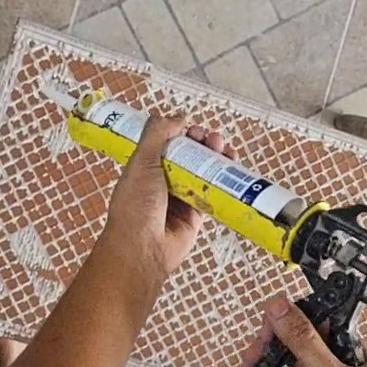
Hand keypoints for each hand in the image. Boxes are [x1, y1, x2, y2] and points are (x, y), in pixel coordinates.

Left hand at [97, 117, 223, 278]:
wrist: (142, 248)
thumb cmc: (135, 205)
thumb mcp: (141, 162)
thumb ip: (156, 135)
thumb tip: (176, 117)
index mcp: (144, 168)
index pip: (165, 144)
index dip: (180, 134)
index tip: (191, 128)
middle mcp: (161, 183)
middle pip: (187, 157)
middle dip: (201, 144)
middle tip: (212, 138)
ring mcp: (179, 199)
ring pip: (201, 174)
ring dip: (214, 160)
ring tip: (224, 149)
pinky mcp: (194, 215)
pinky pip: (211, 195)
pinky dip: (222, 182)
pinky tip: (231, 169)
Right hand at [238, 294, 366, 366]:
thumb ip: (304, 341)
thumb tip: (279, 306)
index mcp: (350, 348)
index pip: (315, 318)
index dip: (286, 319)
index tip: (264, 328)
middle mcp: (338, 360)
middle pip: (298, 338)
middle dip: (271, 342)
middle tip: (251, 353)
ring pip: (290, 359)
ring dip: (266, 360)